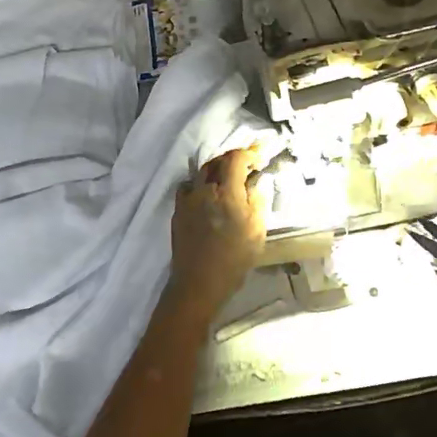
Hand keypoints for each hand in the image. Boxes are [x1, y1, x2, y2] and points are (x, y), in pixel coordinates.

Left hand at [169, 145, 266, 311]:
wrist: (199, 282)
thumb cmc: (234, 260)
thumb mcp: (257, 232)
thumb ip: (258, 202)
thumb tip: (257, 182)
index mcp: (226, 193)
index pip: (235, 159)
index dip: (248, 153)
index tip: (258, 158)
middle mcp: (204, 190)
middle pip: (217, 162)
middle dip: (233, 160)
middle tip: (246, 166)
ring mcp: (187, 200)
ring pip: (201, 174)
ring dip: (216, 171)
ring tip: (226, 180)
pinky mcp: (177, 211)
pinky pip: (188, 188)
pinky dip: (200, 185)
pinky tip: (206, 195)